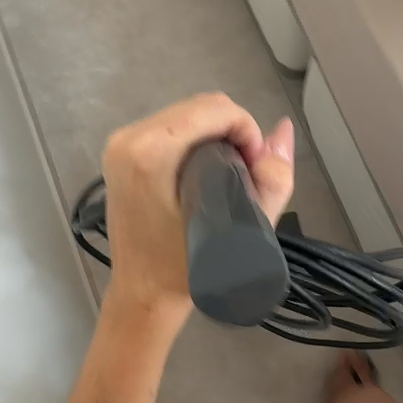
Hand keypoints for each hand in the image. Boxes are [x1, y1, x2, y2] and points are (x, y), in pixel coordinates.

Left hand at [99, 93, 295, 318]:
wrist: (143, 295)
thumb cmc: (187, 269)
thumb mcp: (241, 229)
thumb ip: (271, 179)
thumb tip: (282, 131)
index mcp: (149, 151)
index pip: (215, 109)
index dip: (247, 132)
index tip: (254, 169)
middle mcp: (128, 138)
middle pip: (199, 107)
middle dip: (232, 132)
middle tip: (245, 174)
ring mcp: (120, 144)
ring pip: (186, 114)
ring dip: (215, 136)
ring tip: (227, 176)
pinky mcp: (120, 153)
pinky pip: (170, 127)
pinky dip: (195, 140)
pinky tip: (204, 174)